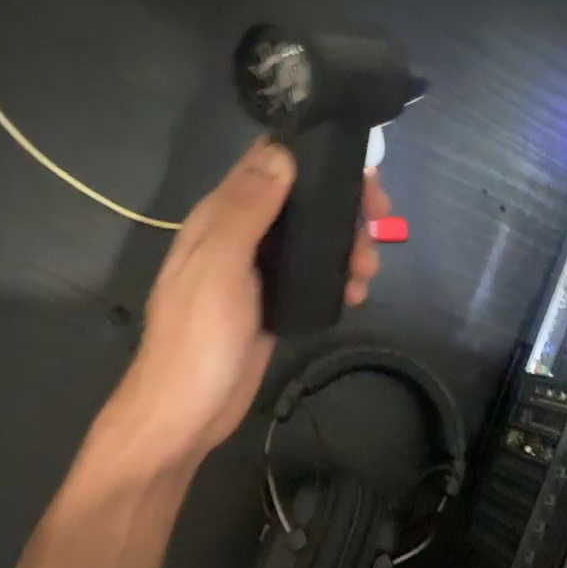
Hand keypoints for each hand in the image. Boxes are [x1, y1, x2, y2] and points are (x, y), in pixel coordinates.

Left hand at [101, 139, 385, 469]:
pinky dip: (338, 279)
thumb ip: (247, 209)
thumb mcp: (220, 265)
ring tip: (368, 271)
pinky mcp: (274, 305)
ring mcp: (258, 273)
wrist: (187, 412)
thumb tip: (282, 155)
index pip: (270, 164)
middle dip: (344, 207)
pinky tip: (356, 296)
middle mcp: (240, 236)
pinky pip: (313, 278)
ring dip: (346, 247)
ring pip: (312, 241)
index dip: (316, 158)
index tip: (362, 173)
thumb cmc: (200, 338)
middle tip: (380, 225)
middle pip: (301, 202)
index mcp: (220, 217)